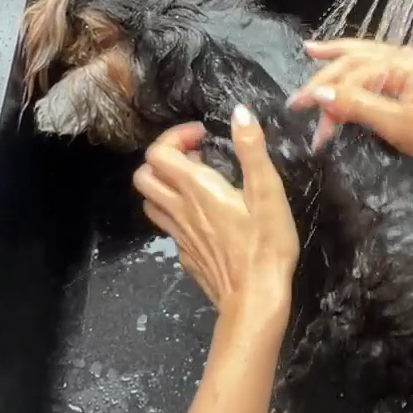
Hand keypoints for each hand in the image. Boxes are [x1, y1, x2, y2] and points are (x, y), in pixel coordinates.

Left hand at [133, 106, 299, 333]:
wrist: (254, 300)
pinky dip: (177, 211)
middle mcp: (179, 209)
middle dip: (164, 158)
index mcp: (196, 189)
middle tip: (196, 157)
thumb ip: (252, 149)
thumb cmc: (265, 245)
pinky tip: (204, 216)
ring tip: (197, 182)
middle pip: (144, 176)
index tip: (204, 136)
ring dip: (166, 184)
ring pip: (151, 201)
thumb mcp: (268, 191)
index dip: (175, 137)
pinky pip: (168, 225)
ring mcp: (179, 235)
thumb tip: (240, 112)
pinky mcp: (186, 254)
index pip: (158, 153)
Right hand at [287, 39, 412, 181]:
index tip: (297, 109)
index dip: (322, 91)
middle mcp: (409, 59)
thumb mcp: (400, 126)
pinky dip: (359, 77)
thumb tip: (320, 92)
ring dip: (340, 67)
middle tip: (297, 99)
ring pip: (368, 62)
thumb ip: (358, 106)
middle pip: (357, 59)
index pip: (352, 72)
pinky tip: (348, 77)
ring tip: (313, 55)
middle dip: (326, 78)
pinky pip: (381, 74)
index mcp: (405, 63)